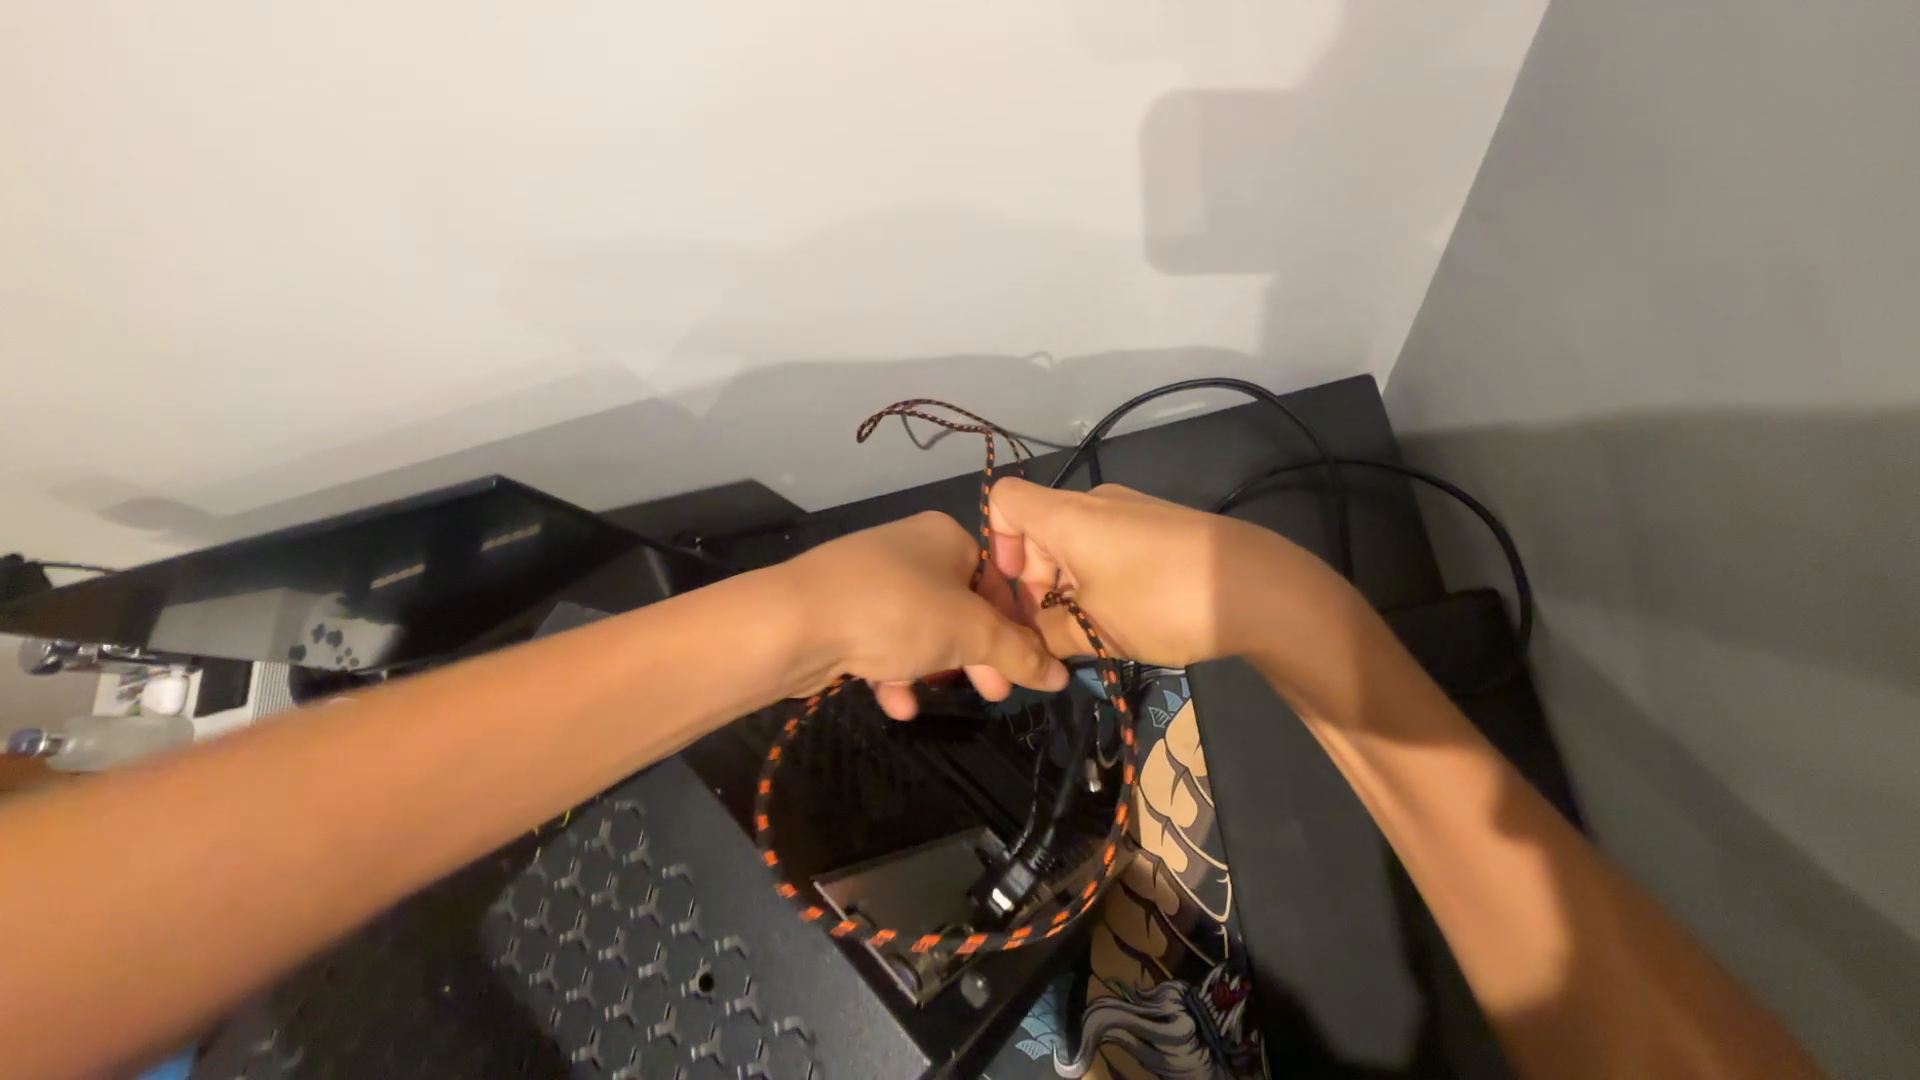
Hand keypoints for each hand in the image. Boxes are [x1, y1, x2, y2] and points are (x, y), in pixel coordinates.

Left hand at [773, 511, 1068, 718]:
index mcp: (946, 537)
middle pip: (960, 608)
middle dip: (977, 654)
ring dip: (932, 667)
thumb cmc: (897, 612)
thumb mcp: (970, 633)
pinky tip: (894, 702)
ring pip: (920, 629)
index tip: (1027, 666)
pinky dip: (892, 670)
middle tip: (994, 692)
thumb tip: (1061, 677)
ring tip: (934, 699)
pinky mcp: (842, 611)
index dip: (1016, 625)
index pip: (998, 580)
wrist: (793, 622)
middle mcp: (909, 551)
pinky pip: (881, 642)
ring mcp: (871, 581)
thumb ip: (1019, 654)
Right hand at [988, 477, 1344, 667]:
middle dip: (1037, 584)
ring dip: (1071, 589)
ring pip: (1076, 545)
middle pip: (1039, 532)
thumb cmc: (1161, 600)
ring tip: (1097, 633)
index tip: (1020, 589)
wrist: (1259, 587)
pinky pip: (1109, 547)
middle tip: (1056, 633)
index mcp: (1066, 516)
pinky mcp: (1161, 527)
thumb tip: (1030, 647)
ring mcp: (1132, 512)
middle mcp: (1095, 503)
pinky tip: (1129, 617)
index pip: (1004, 500)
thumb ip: (1049, 636)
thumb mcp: (1096, 630)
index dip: (997, 543)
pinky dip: (1102, 579)